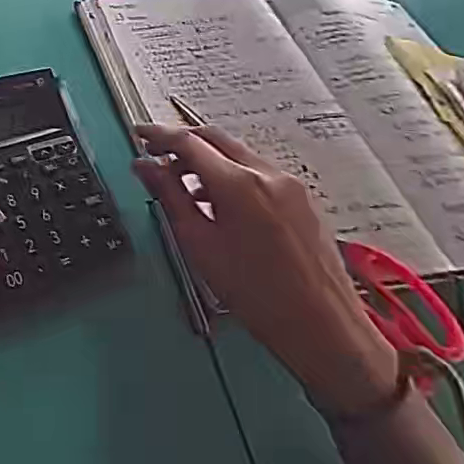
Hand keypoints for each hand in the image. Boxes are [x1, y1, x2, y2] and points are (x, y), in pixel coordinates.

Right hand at [134, 124, 398, 414]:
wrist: (322, 329)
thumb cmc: (262, 297)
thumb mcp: (199, 245)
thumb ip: (169, 197)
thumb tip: (147, 168)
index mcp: (239, 184)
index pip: (188, 141)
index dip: (158, 134)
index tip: (141, 134)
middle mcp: (268, 175)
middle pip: (214, 138)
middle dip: (181, 141)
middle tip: (156, 153)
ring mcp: (289, 185)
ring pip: (236, 152)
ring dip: (205, 158)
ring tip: (182, 184)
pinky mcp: (301, 198)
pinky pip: (257, 170)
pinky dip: (230, 173)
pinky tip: (217, 199)